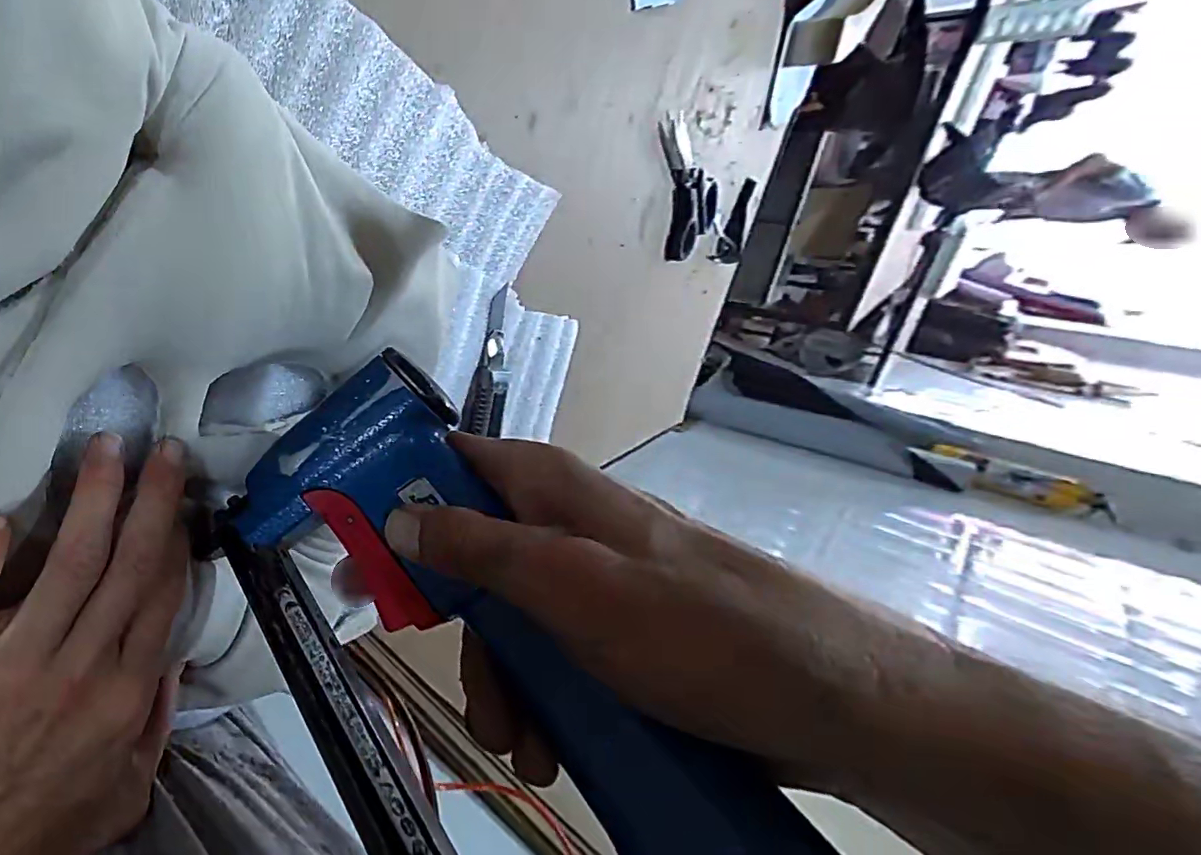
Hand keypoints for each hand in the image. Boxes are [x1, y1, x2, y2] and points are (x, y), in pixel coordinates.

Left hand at [0, 433, 190, 854]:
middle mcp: (78, 669)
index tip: (180, 499)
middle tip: (163, 449)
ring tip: (107, 450)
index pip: (160, 593)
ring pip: (69, 559)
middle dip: (153, 497)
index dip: (174, 537)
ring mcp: (14, 661)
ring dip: (94, 496)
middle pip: (128, 562)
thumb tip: (174, 650)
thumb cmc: (37, 823)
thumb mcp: (123, 791)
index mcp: (122, 695)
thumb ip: (158, 720)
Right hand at [383, 433, 948, 793]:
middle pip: (465, 546)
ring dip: (496, 673)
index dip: (395, 493)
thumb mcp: (568, 583)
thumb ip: (476, 547)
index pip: (443, 460)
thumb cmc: (695, 624)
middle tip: (428, 658)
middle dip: (450, 615)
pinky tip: (547, 740)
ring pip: (503, 608)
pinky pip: (546, 645)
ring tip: (515, 737)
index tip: (356, 545)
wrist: (844, 705)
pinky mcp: (612, 621)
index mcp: (542, 482)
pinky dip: (536, 692)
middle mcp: (556, 515)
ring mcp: (585, 570)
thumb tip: (395, 519)